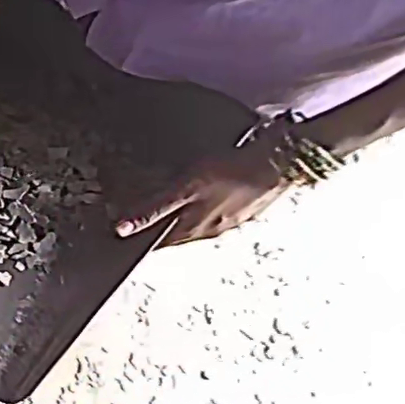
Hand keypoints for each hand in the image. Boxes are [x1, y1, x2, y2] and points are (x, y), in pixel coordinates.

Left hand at [114, 143, 290, 247]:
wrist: (285, 158)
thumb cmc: (231, 172)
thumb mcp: (183, 190)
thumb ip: (153, 210)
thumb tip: (122, 231)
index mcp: (191, 231)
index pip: (154, 245)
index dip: (136, 239)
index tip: (119, 234)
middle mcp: (209, 232)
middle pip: (172, 236)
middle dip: (154, 229)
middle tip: (136, 218)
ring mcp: (229, 222)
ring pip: (193, 226)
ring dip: (177, 219)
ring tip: (163, 206)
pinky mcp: (244, 210)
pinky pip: (213, 214)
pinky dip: (199, 209)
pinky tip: (198, 199)